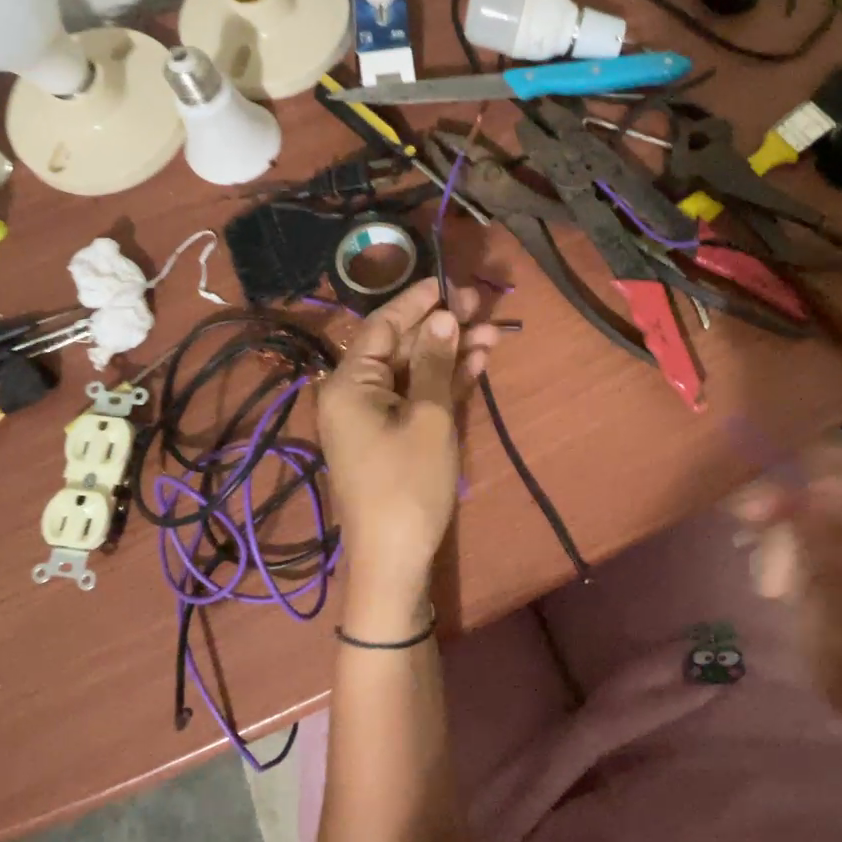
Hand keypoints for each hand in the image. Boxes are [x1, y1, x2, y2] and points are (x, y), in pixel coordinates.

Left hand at [318, 282, 499, 634]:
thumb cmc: (408, 484)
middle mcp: (355, 392)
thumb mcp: (428, 418)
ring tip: (493, 332)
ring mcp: (375, 415)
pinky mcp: (394, 435)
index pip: (382, 325)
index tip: (449, 282)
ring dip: (451, 352)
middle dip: (441, 325)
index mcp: (349, 383)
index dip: (417, 302)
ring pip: (415, 370)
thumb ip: (435, 363)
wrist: (395, 558)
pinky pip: (418, 396)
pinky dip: (445, 381)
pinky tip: (478, 361)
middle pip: (400, 345)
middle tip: (481, 305)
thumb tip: (443, 317)